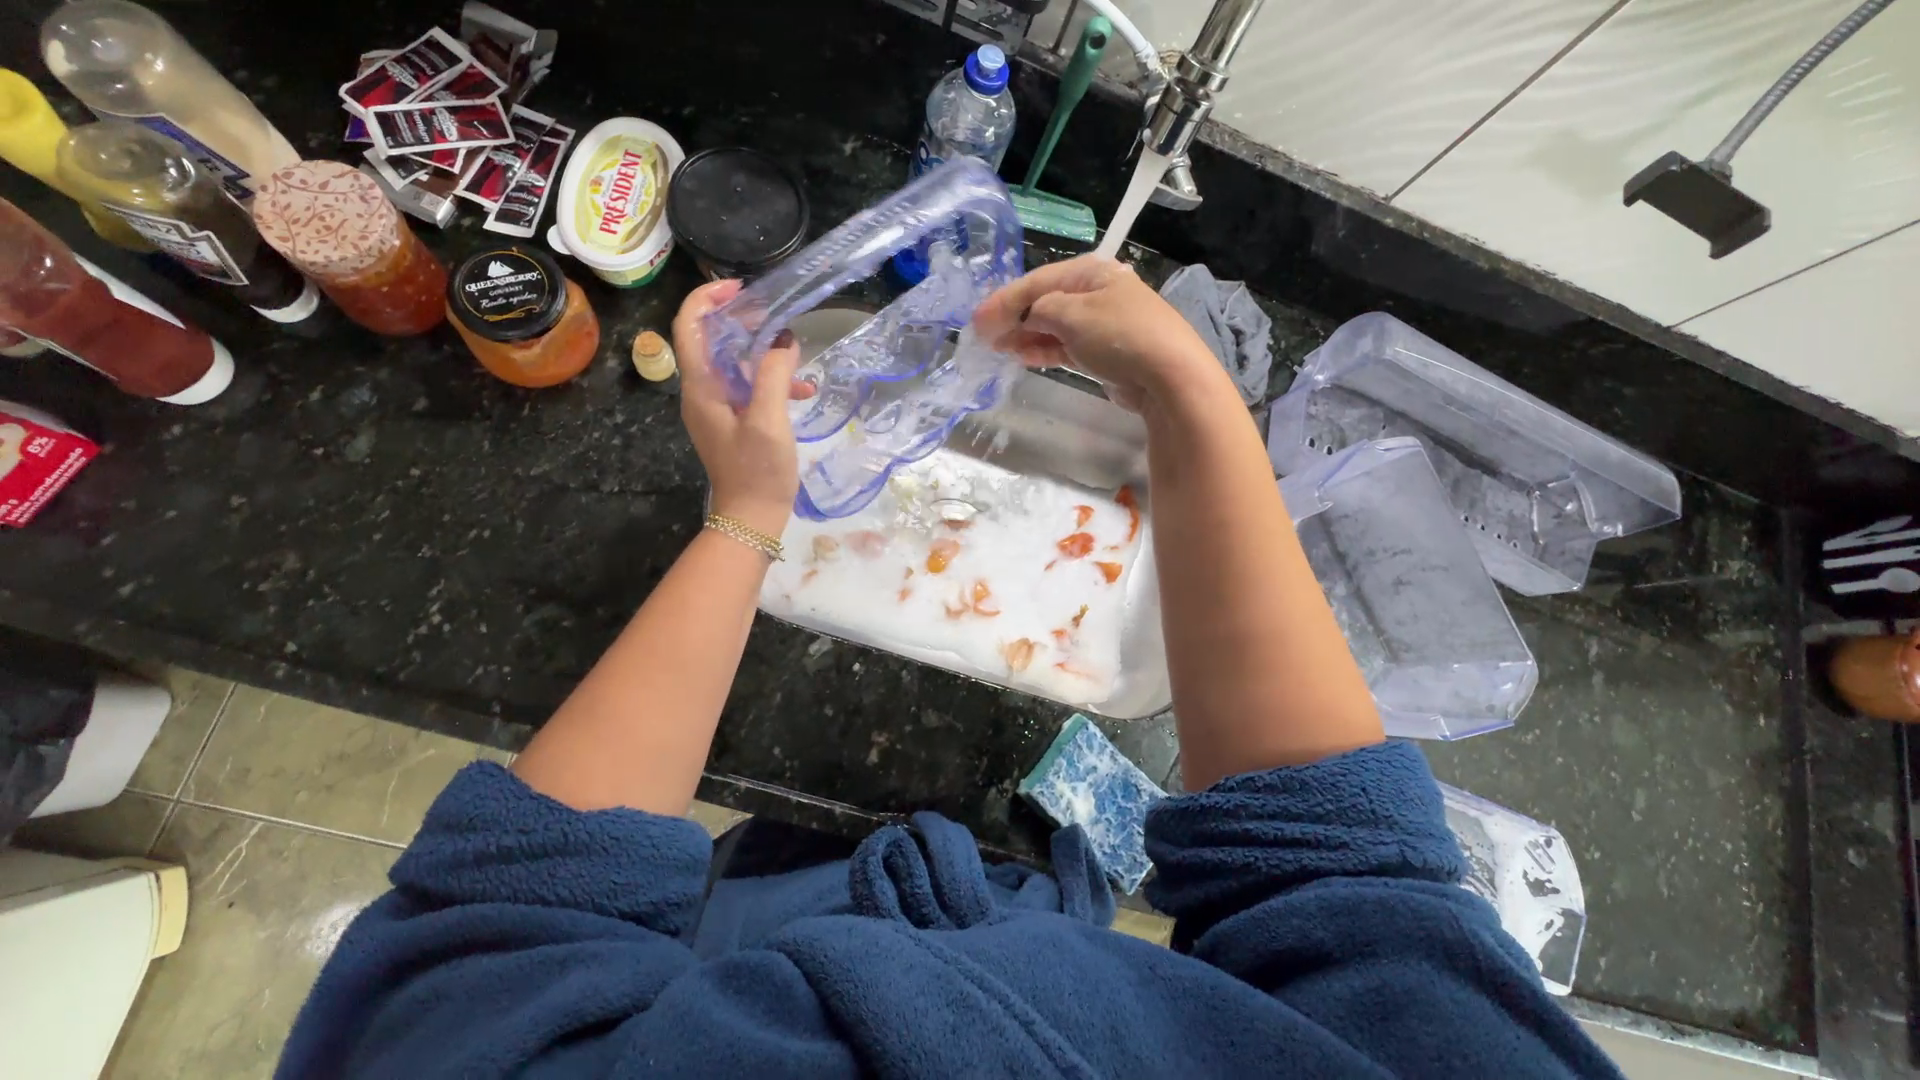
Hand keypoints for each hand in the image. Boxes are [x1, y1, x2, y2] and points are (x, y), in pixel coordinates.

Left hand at [673, 280, 815, 536]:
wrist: (751, 519)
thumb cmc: (757, 471)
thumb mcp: (770, 420)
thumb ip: (775, 374)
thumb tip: (783, 339)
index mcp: (701, 387)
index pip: (689, 327)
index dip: (707, 299)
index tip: (741, 289)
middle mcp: (701, 392)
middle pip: (711, 340)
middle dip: (741, 321)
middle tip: (775, 314)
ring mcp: (716, 409)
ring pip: (732, 363)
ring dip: (761, 352)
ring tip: (794, 350)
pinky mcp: (732, 423)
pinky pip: (746, 388)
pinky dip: (770, 381)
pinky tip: (802, 390)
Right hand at [972, 255, 1223, 412]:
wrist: (1169, 375)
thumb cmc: (1119, 335)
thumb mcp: (1072, 315)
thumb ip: (1039, 310)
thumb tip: (1025, 316)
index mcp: (1091, 272)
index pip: (1037, 281)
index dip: (1004, 300)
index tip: (977, 321)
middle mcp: (1096, 293)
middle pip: (1045, 302)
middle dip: (1013, 318)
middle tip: (982, 337)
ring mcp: (1102, 324)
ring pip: (1054, 326)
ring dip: (1025, 336)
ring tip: (997, 349)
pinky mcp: (1105, 353)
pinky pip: (1066, 347)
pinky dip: (1044, 350)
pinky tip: (1023, 357)